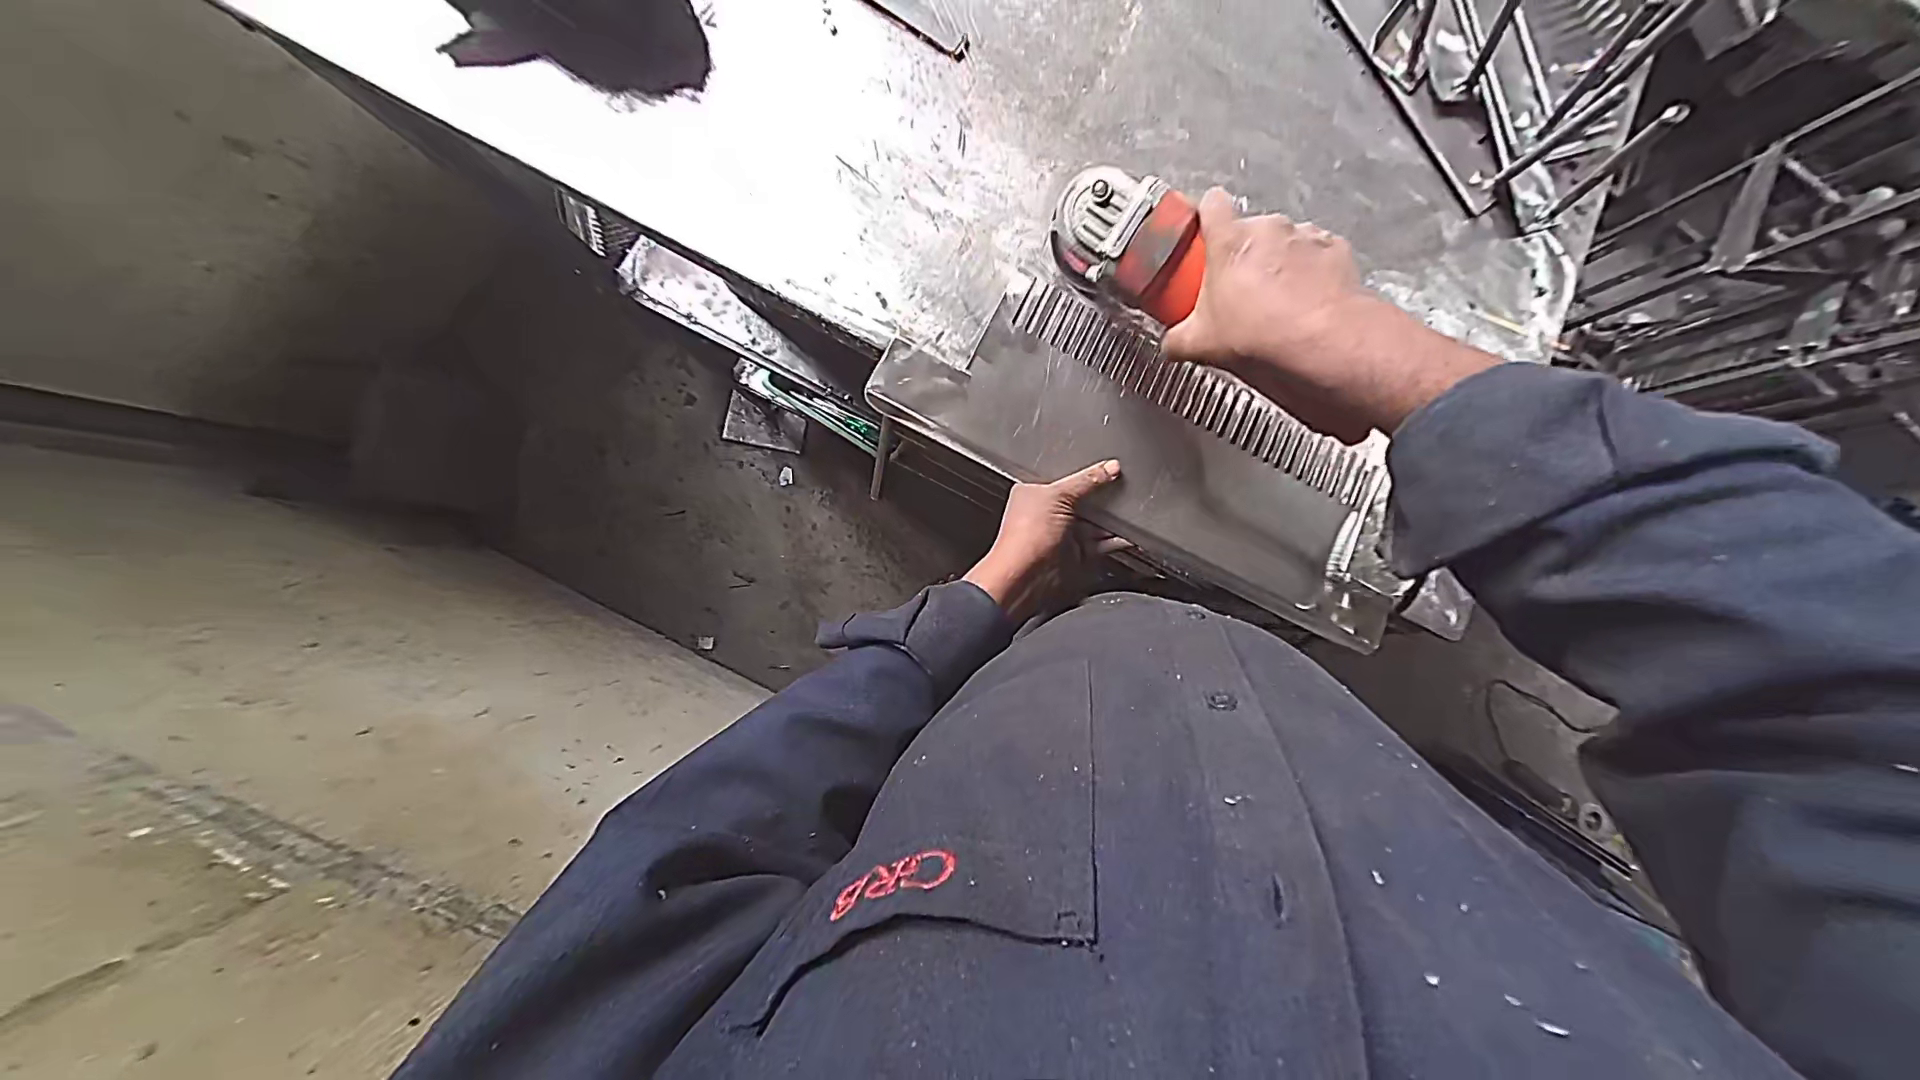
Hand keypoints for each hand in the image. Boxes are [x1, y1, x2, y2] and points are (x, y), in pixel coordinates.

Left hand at [964, 460, 1127, 622]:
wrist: (1024, 576)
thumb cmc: (1025, 536)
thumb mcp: (1057, 495)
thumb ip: (1086, 481)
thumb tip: (1109, 468)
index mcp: (1035, 493)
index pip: (1064, 477)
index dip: (1084, 472)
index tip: (1108, 466)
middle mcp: (1048, 513)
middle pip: (1083, 499)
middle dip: (1102, 496)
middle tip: (1123, 485)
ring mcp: (1063, 533)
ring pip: (1095, 522)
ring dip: (1113, 518)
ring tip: (1132, 508)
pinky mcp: (1076, 553)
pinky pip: (1102, 542)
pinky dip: (1117, 538)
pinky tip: (1129, 532)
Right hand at [1162, 188, 1498, 440]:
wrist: (1321, 342)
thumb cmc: (1261, 333)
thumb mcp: (1199, 344)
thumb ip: (1176, 339)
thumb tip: (1170, 344)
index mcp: (1229, 242)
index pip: (1211, 204)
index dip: (1205, 214)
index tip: (1201, 232)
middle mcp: (1269, 229)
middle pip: (1247, 230)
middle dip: (1240, 256)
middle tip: (1233, 291)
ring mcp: (1305, 237)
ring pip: (1282, 243)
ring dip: (1274, 265)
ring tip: (1269, 303)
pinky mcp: (1335, 251)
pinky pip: (1314, 256)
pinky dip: (1307, 274)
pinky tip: (1299, 303)